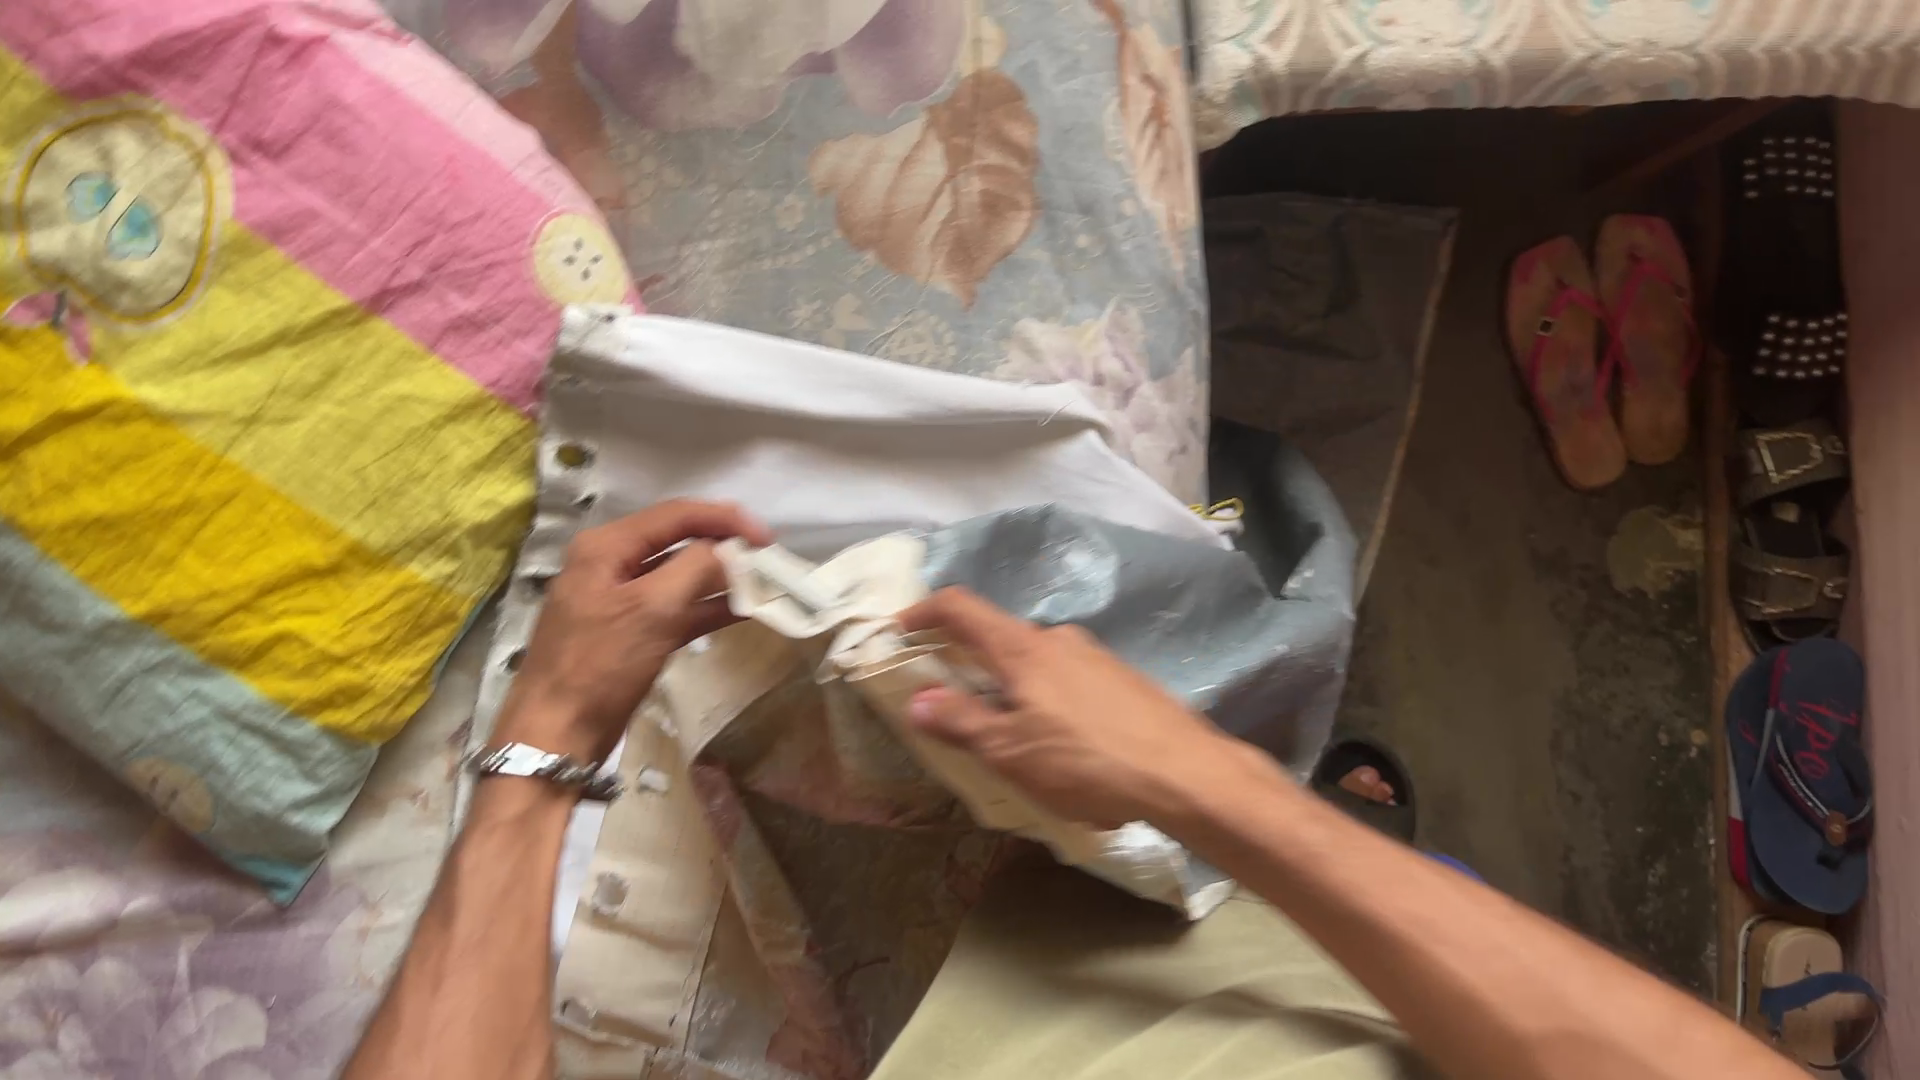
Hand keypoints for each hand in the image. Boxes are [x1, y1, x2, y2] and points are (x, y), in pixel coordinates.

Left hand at [494, 499, 772, 761]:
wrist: (555, 736)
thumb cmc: (600, 665)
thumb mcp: (652, 609)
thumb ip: (696, 568)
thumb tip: (731, 551)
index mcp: (607, 546)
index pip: (677, 514)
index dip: (726, 519)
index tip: (766, 538)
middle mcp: (612, 563)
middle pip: (680, 541)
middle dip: (726, 547)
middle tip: (768, 559)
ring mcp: (623, 600)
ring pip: (683, 576)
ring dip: (723, 579)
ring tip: (766, 584)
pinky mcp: (633, 632)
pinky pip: (679, 608)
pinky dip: (710, 607)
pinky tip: (744, 612)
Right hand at [897, 587, 1256, 828]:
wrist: (1186, 773)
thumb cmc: (1086, 760)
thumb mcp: (1010, 751)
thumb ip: (960, 721)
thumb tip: (917, 699)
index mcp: (1022, 647)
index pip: (961, 607)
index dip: (924, 611)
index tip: (900, 630)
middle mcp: (1057, 638)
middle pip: (998, 636)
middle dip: (968, 661)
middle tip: (952, 700)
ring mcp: (1094, 656)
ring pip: (1035, 662)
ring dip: (1010, 686)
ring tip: (1009, 735)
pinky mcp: (1122, 679)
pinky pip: (1067, 680)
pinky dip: (1045, 699)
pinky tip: (1061, 744)